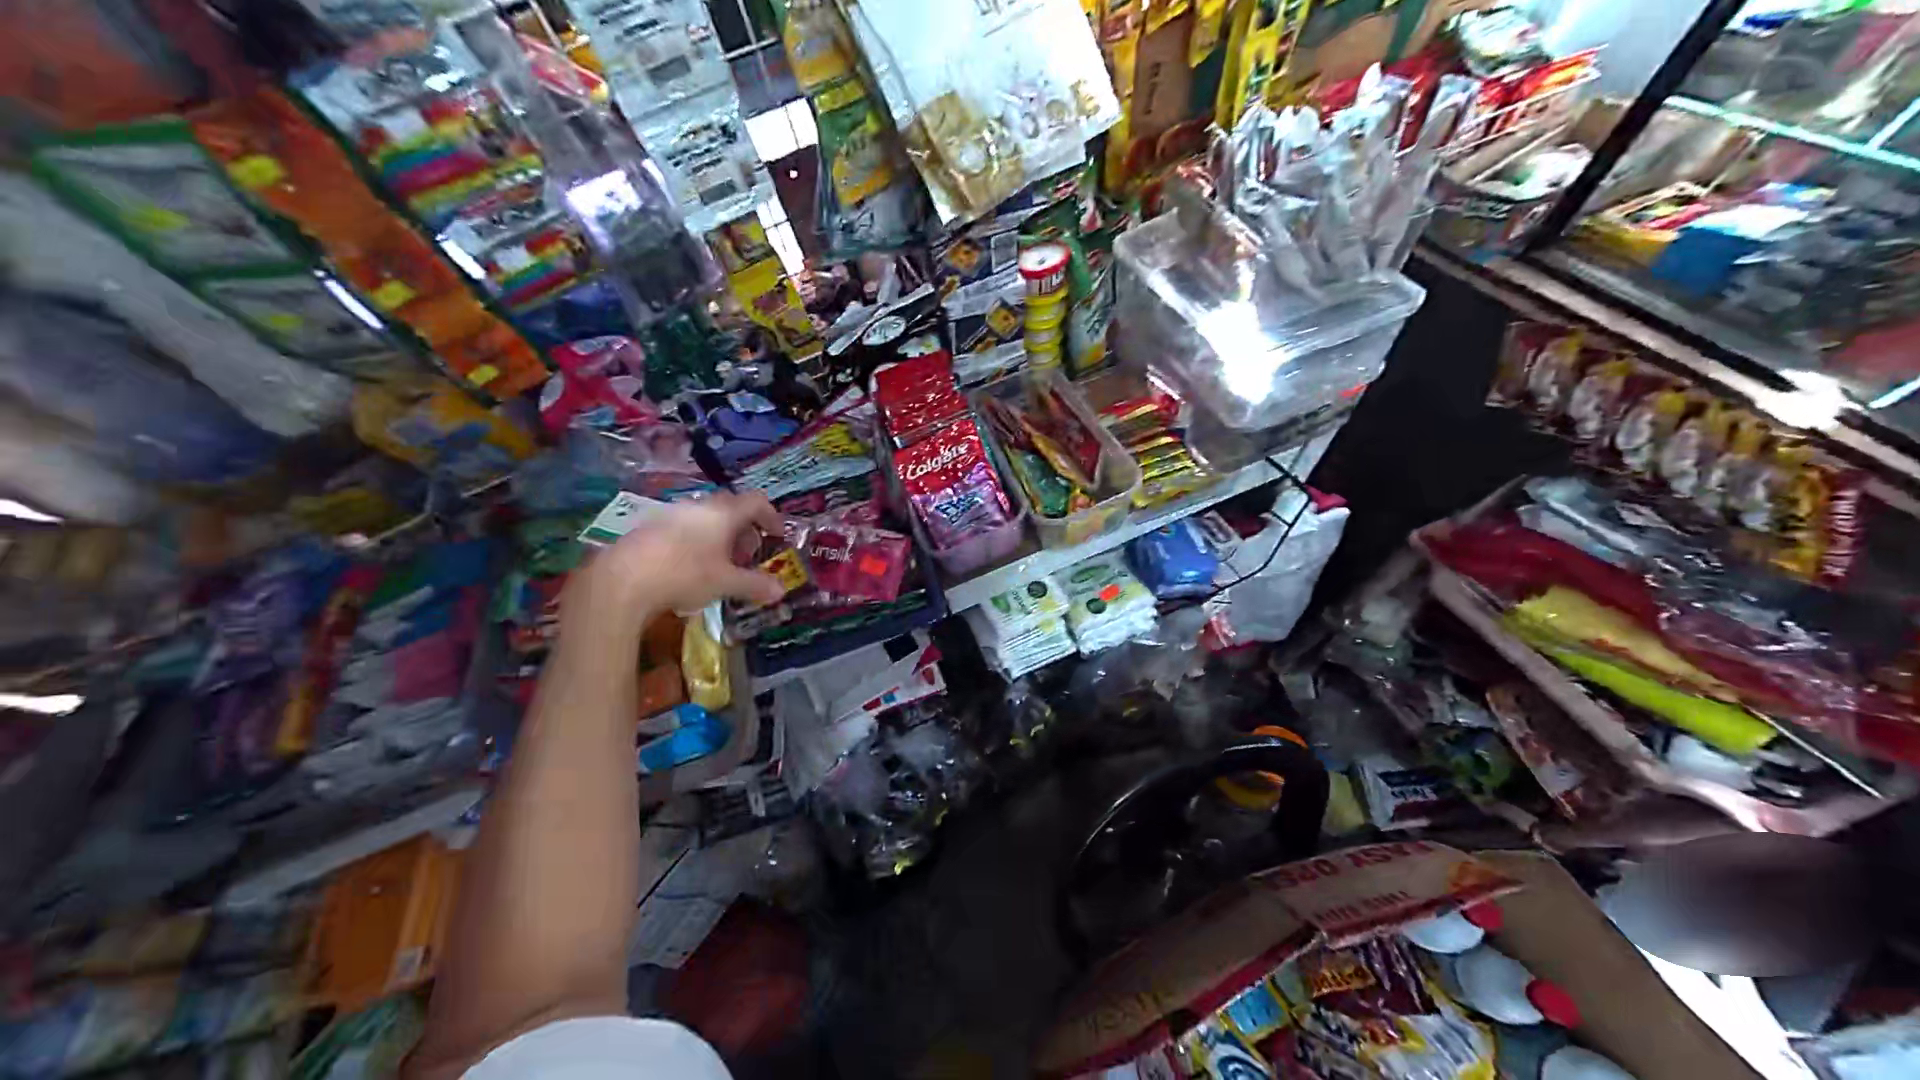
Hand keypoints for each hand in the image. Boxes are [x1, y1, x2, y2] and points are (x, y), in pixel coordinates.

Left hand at [561, 492, 787, 637]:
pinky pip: (683, 528)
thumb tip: (781, 590)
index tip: (776, 536)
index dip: (771, 516)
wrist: (621, 581)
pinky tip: (689, 569)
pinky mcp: (649, 527)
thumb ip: (755, 585)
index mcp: (723, 513)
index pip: (757, 502)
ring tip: (719, 566)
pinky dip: (696, 542)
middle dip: (744, 531)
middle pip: (731, 509)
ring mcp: (670, 514)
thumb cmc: (685, 575)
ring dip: (719, 537)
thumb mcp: (725, 584)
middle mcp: (698, 506)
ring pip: (705, 519)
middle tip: (747, 557)